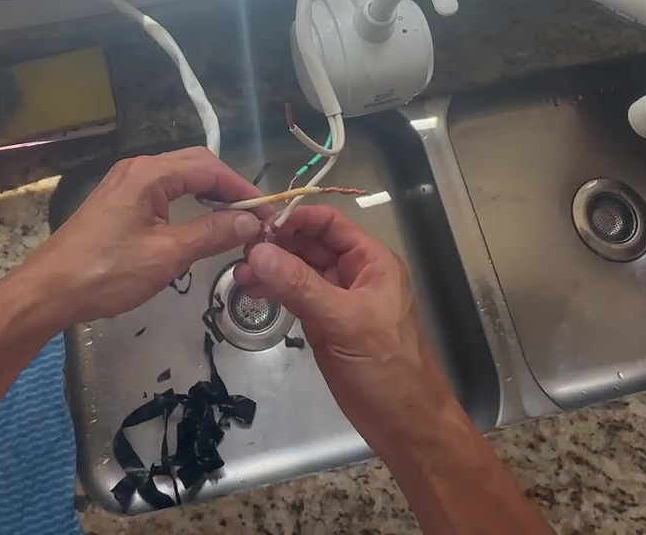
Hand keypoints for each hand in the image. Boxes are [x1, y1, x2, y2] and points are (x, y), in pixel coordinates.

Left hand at [17, 147, 263, 328]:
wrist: (48, 290)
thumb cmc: (107, 272)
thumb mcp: (167, 255)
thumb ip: (212, 233)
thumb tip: (251, 221)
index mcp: (150, 173)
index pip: (209, 167)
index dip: (242, 187)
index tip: (267, 211)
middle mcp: (138, 168)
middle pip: (196, 164)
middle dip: (228, 187)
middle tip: (254, 216)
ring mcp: (126, 182)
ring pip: (179, 176)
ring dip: (209, 193)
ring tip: (234, 218)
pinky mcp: (119, 200)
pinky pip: (163, 189)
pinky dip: (188, 200)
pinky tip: (199, 219)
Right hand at [234, 205, 464, 453]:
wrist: (405, 426)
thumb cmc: (387, 366)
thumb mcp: (343, 320)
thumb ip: (299, 285)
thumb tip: (258, 252)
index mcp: (371, 261)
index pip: (329, 224)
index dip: (296, 219)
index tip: (260, 224)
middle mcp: (353, 272)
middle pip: (310, 244)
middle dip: (277, 245)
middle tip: (241, 252)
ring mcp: (337, 298)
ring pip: (298, 270)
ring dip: (270, 268)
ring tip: (239, 275)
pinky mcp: (323, 322)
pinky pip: (294, 295)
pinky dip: (273, 290)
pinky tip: (251, 291)